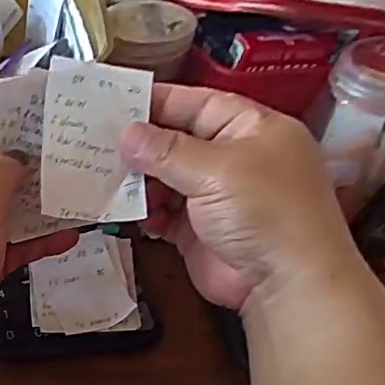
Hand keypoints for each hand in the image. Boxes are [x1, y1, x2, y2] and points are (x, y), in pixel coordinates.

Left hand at [0, 129, 77, 346]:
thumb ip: (0, 171)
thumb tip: (17, 159)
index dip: (14, 134)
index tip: (47, 128)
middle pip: (0, 181)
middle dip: (34, 173)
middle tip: (70, 162)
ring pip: (12, 216)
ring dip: (42, 210)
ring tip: (76, 198)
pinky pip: (17, 247)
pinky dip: (40, 242)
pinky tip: (67, 238)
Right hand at [121, 85, 358, 310]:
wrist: (284, 282)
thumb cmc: (265, 212)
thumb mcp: (218, 170)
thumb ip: (168, 151)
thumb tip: (128, 133)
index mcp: (249, 129)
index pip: (198, 104)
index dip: (160, 103)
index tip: (119, 102)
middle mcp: (231, 160)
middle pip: (177, 143)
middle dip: (143, 146)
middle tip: (100, 143)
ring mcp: (214, 198)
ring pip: (166, 181)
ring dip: (140, 182)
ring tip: (110, 180)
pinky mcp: (197, 233)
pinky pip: (164, 216)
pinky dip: (147, 213)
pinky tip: (128, 211)